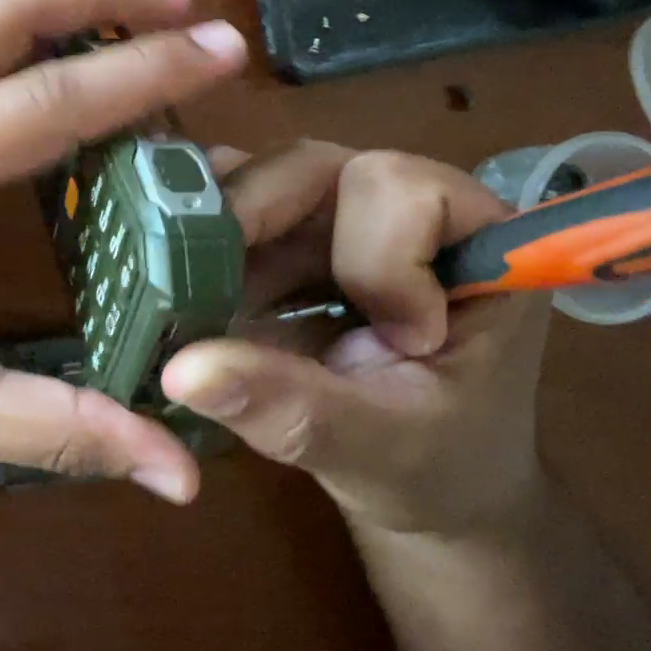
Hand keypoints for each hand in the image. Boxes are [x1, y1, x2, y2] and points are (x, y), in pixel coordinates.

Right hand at [161, 142, 552, 533]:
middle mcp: (398, 206)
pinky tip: (178, 278)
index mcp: (472, 240)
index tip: (383, 338)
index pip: (401, 191)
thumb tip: (179, 370)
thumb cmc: (436, 468)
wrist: (425, 485)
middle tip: (212, 287)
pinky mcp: (288, 234)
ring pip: (256, 175)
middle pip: (309, 166)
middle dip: (252, 218)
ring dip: (210, 225)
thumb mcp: (372, 447)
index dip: (374, 254)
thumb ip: (290, 406)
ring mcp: (334, 216)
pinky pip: (228, 203)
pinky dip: (192, 233)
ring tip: (186, 285)